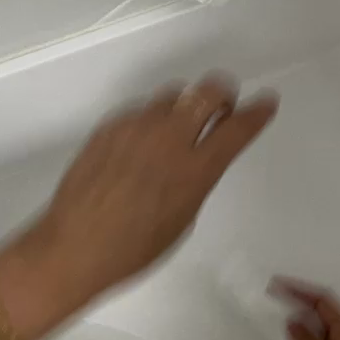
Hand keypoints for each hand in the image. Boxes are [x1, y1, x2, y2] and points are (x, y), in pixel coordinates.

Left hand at [0, 74, 278, 339]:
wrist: (73, 247)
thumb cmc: (133, 249)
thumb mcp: (183, 218)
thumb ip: (197, 179)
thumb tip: (197, 159)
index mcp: (195, 170)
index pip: (238, 128)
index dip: (258, 112)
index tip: (266, 102)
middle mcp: (169, 139)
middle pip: (209, 91)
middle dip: (223, 94)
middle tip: (221, 108)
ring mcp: (136, 127)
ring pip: (173, 95)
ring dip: (183, 106)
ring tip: (175, 130)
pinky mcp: (110, 126)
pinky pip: (140, 111)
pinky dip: (149, 121)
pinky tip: (140, 146)